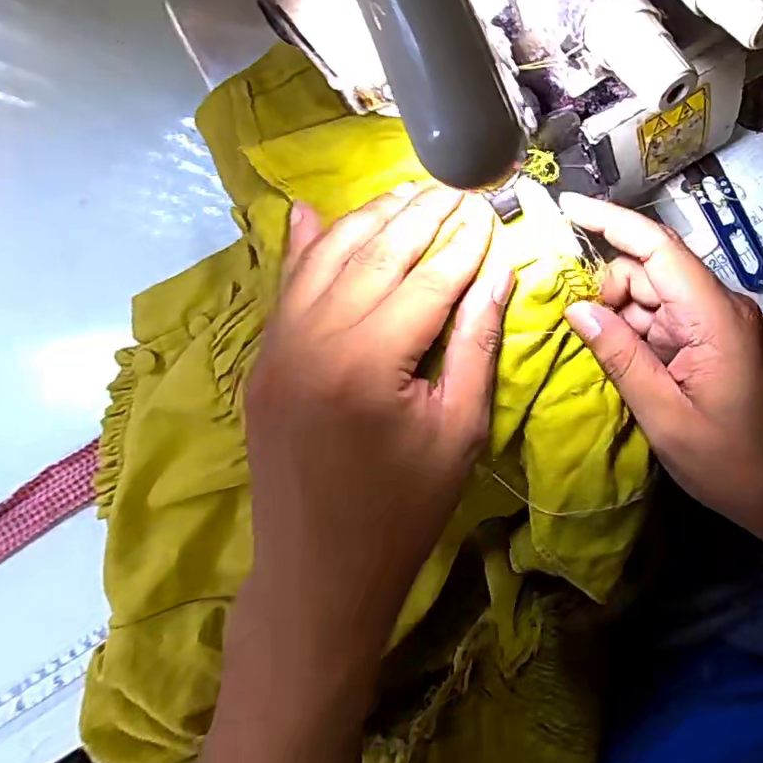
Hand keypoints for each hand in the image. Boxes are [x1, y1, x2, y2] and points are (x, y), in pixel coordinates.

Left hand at [242, 185, 514, 646]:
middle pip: (378, 254)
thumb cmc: (404, 510)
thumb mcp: (460, 430)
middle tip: (456, 188)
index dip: (466, 242)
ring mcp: (278, 347)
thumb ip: (477, 343)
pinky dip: (306, 246)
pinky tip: (315, 211)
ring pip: (327, 257)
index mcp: (369, 363)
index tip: (489, 210)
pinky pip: (287, 286)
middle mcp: (314, 340)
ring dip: (371, 218)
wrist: (317, 573)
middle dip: (423, 216)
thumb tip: (500, 273)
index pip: (429, 279)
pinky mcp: (263, 359)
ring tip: (409, 192)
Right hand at [558, 193, 762, 559]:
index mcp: (714, 317)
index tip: (569, 206)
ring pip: (652, 293)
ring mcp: (717, 320)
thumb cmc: (733, 464)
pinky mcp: (713, 336)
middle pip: (649, 269)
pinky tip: (624, 358)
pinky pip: (664, 316)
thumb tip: (577, 310)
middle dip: (609, 291)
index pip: (658, 248)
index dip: (611, 221)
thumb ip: (620, 357)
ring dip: (621, 315)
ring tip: (607, 357)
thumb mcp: (666, 417)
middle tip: (583, 332)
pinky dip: (637, 330)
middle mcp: (719, 306)